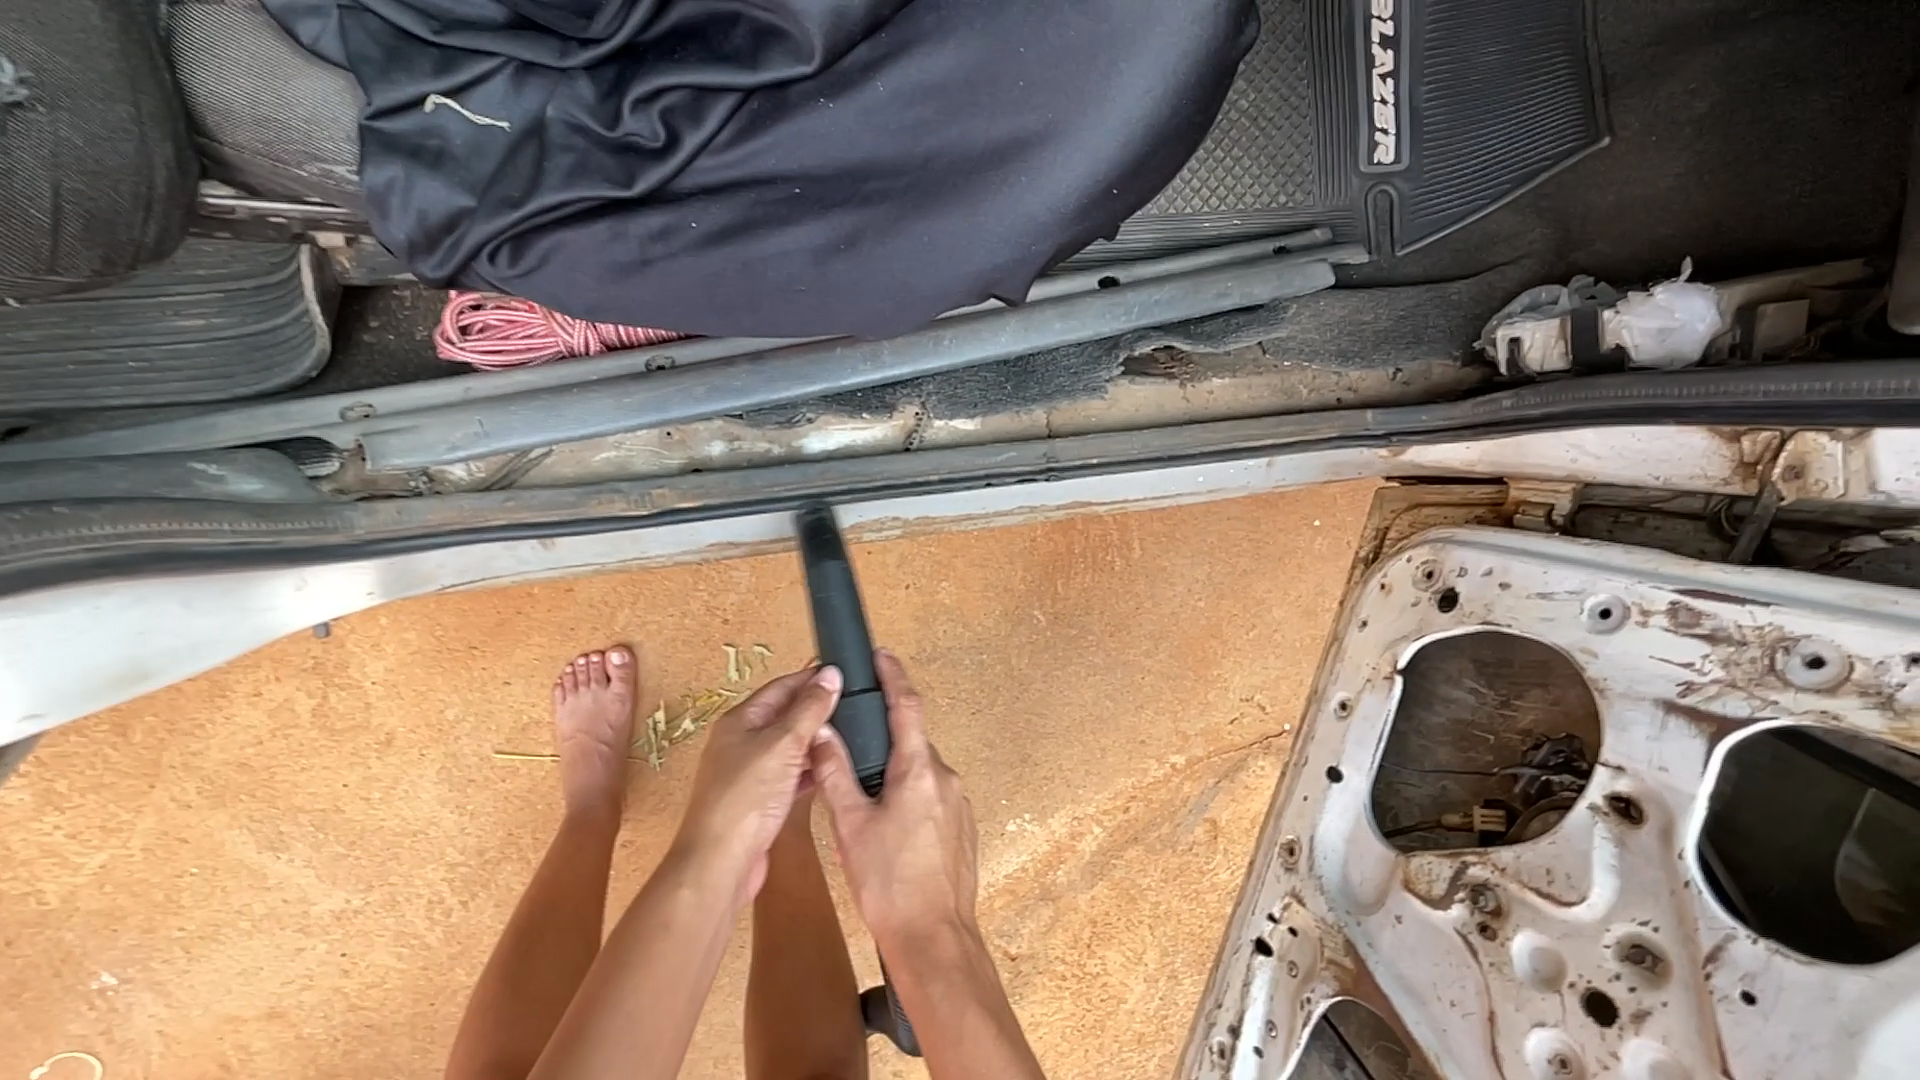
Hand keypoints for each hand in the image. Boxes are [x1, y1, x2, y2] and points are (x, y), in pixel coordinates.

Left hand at [674, 664, 841, 907]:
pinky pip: (789, 776)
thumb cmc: (743, 799)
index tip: (842, 674)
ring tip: (847, 735)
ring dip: (814, 741)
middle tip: (852, 704)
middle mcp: (741, 743)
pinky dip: (809, 771)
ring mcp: (749, 774)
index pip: (781, 687)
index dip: (811, 678)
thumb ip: (810, 709)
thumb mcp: (784, 744)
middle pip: (784, 716)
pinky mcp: (759, 801)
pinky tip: (829, 771)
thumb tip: (830, 675)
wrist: (722, 862)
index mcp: (740, 721)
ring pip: (788, 748)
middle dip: (816, 710)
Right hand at [810, 650, 979, 949]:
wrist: (934, 939)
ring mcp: (959, 805)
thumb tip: (823, 734)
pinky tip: (888, 829)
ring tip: (863, 803)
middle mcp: (946, 779)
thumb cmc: (889, 884)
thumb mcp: (851, 826)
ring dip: (894, 775)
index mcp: (919, 770)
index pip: (908, 706)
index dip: (894, 676)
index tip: (882, 656)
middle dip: (884, 740)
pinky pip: (932, 797)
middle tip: (852, 749)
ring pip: (920, 773)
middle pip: (912, 742)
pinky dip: (909, 798)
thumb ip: (837, 774)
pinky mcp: (962, 829)